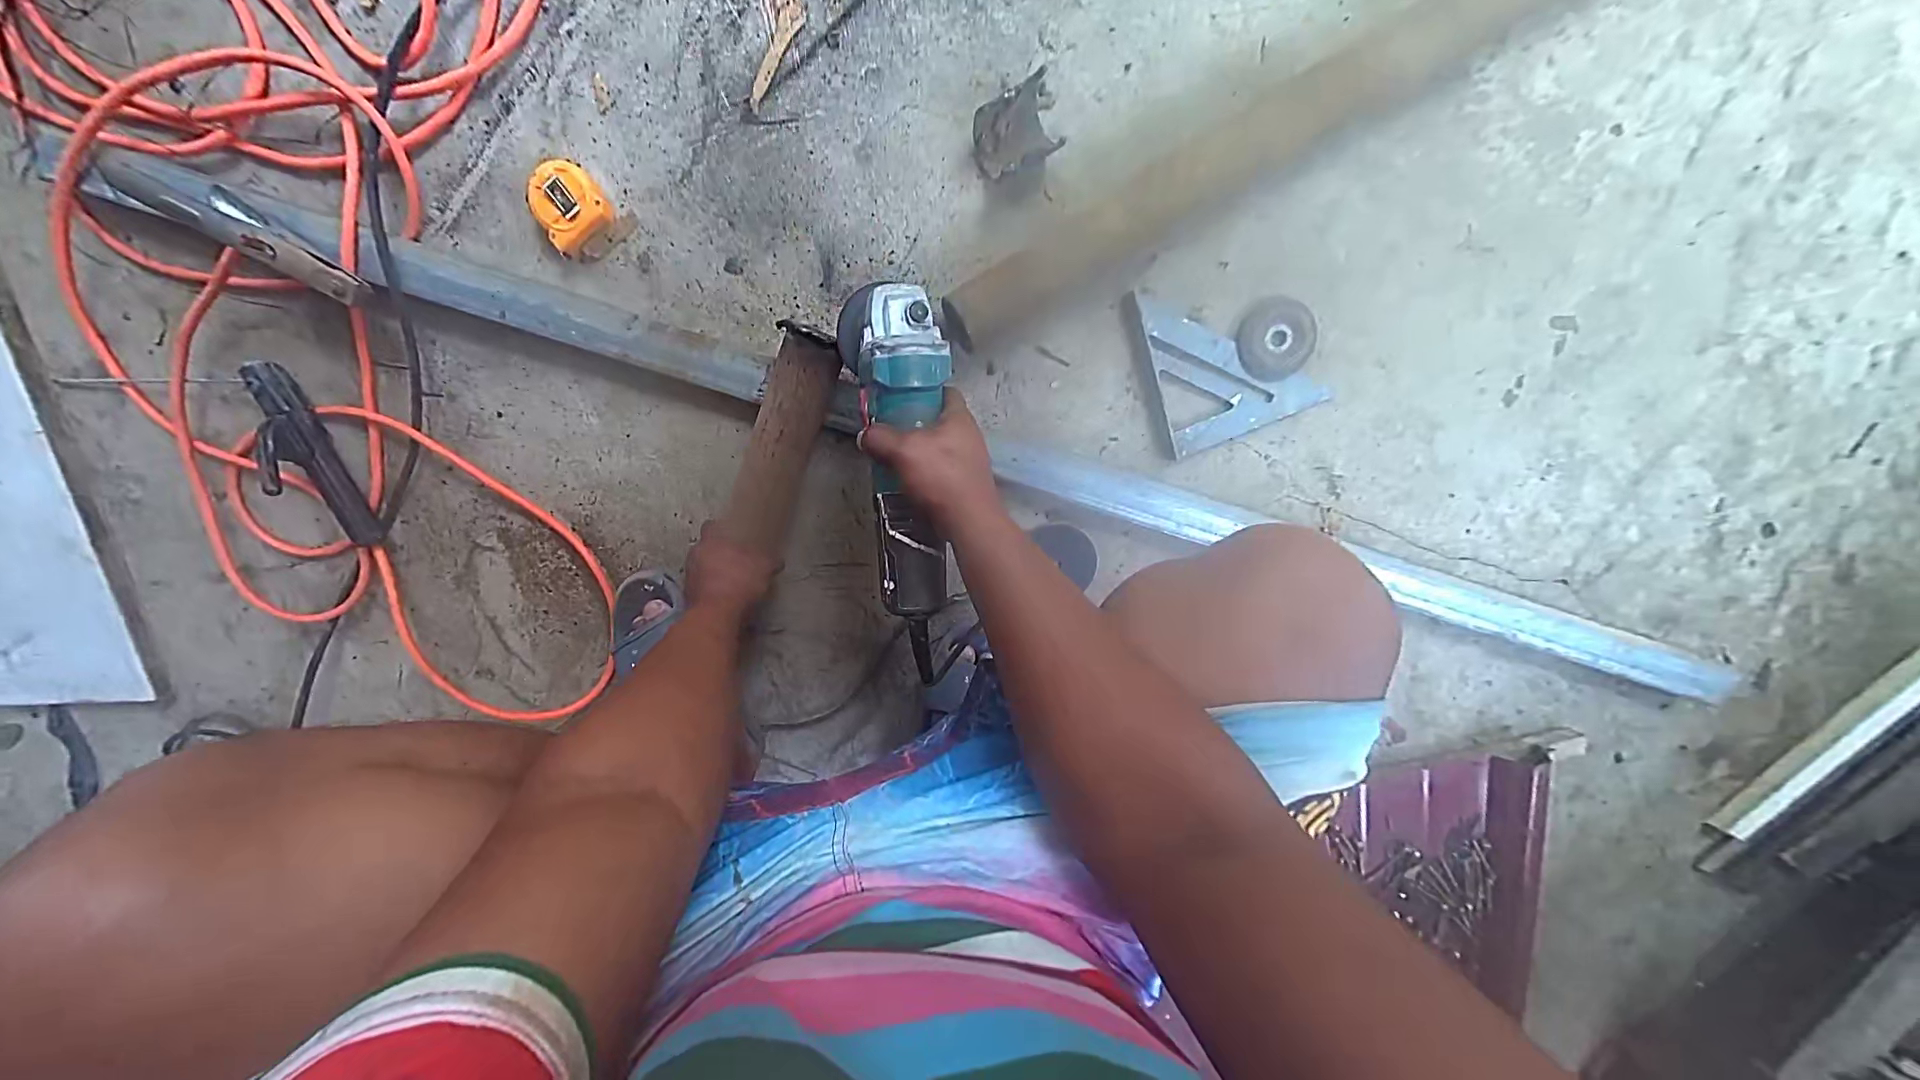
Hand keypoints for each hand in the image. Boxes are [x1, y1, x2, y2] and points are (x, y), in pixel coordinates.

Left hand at [684, 522, 779, 621]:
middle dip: (719, 552)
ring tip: (731, 579)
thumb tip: (775, 561)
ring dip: (713, 571)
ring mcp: (690, 575)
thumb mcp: (764, 569)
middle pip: (705, 547)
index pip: (711, 526)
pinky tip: (725, 595)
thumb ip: (769, 561)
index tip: (732, 535)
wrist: (716, 614)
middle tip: (735, 559)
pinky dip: (710, 588)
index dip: (722, 530)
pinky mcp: (688, 594)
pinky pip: (699, 585)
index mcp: (712, 540)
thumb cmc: (738, 584)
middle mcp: (696, 554)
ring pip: (701, 566)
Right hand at [857, 388, 1001, 534]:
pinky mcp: (966, 485)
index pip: (944, 391)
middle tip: (891, 429)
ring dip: (919, 452)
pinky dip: (926, 473)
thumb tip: (866, 435)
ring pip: (940, 447)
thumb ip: (880, 438)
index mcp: (960, 418)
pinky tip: (909, 482)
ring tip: (895, 458)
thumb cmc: (940, 477)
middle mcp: (970, 436)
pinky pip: (942, 471)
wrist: (968, 522)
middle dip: (915, 424)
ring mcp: (971, 462)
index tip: (900, 396)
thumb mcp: (902, 450)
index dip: (922, 390)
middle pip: (939, 421)